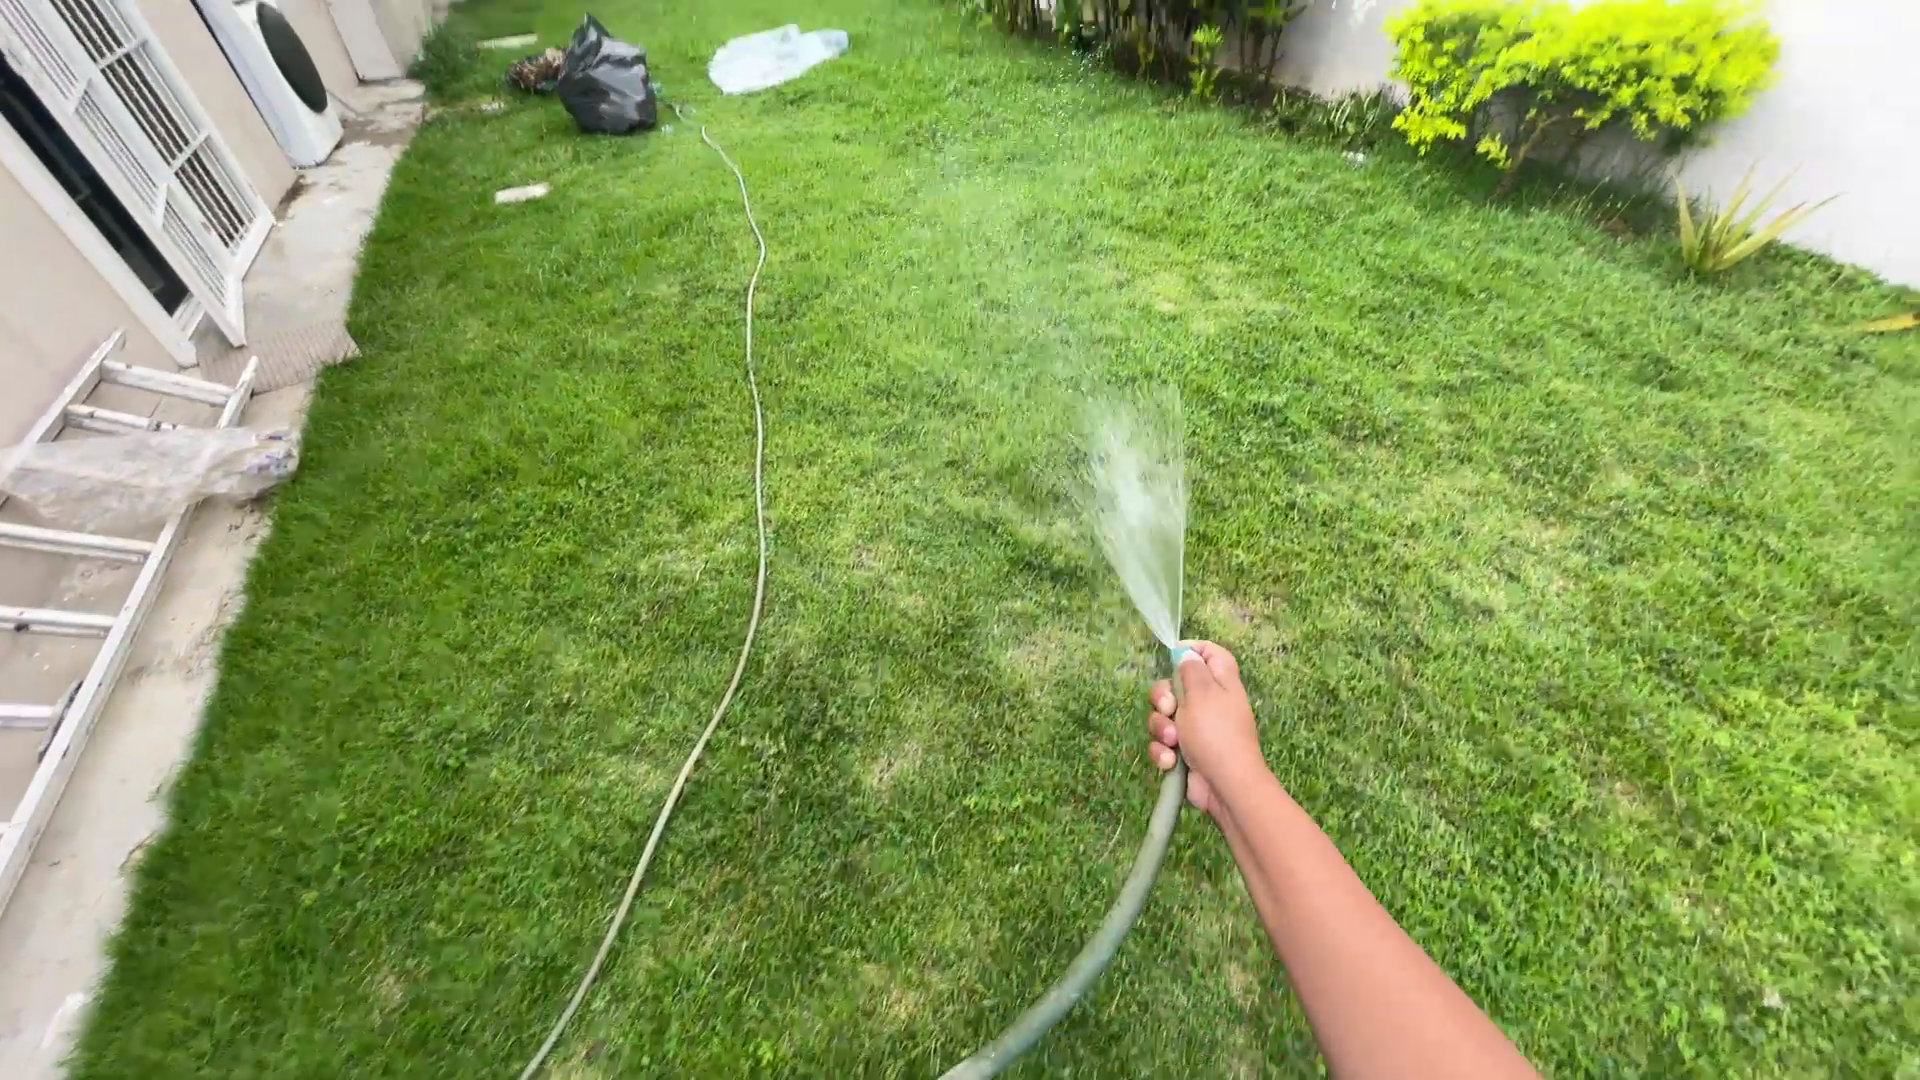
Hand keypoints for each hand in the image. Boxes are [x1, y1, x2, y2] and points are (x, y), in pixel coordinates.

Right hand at [1147, 640, 1263, 817]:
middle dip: (1163, 697)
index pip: (1211, 654)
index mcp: (1221, 683)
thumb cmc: (1216, 733)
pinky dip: (1163, 751)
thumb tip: (1188, 654)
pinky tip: (1170, 761)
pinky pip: (1162, 743)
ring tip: (1172, 742)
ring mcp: (1196, 729)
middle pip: (1176, 685)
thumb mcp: (1202, 693)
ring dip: (1161, 728)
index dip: (1192, 649)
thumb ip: (1191, 669)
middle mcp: (1209, 703)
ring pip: (1163, 716)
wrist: (1225, 786)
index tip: (1172, 654)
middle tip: (1168, 707)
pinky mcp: (1185, 752)